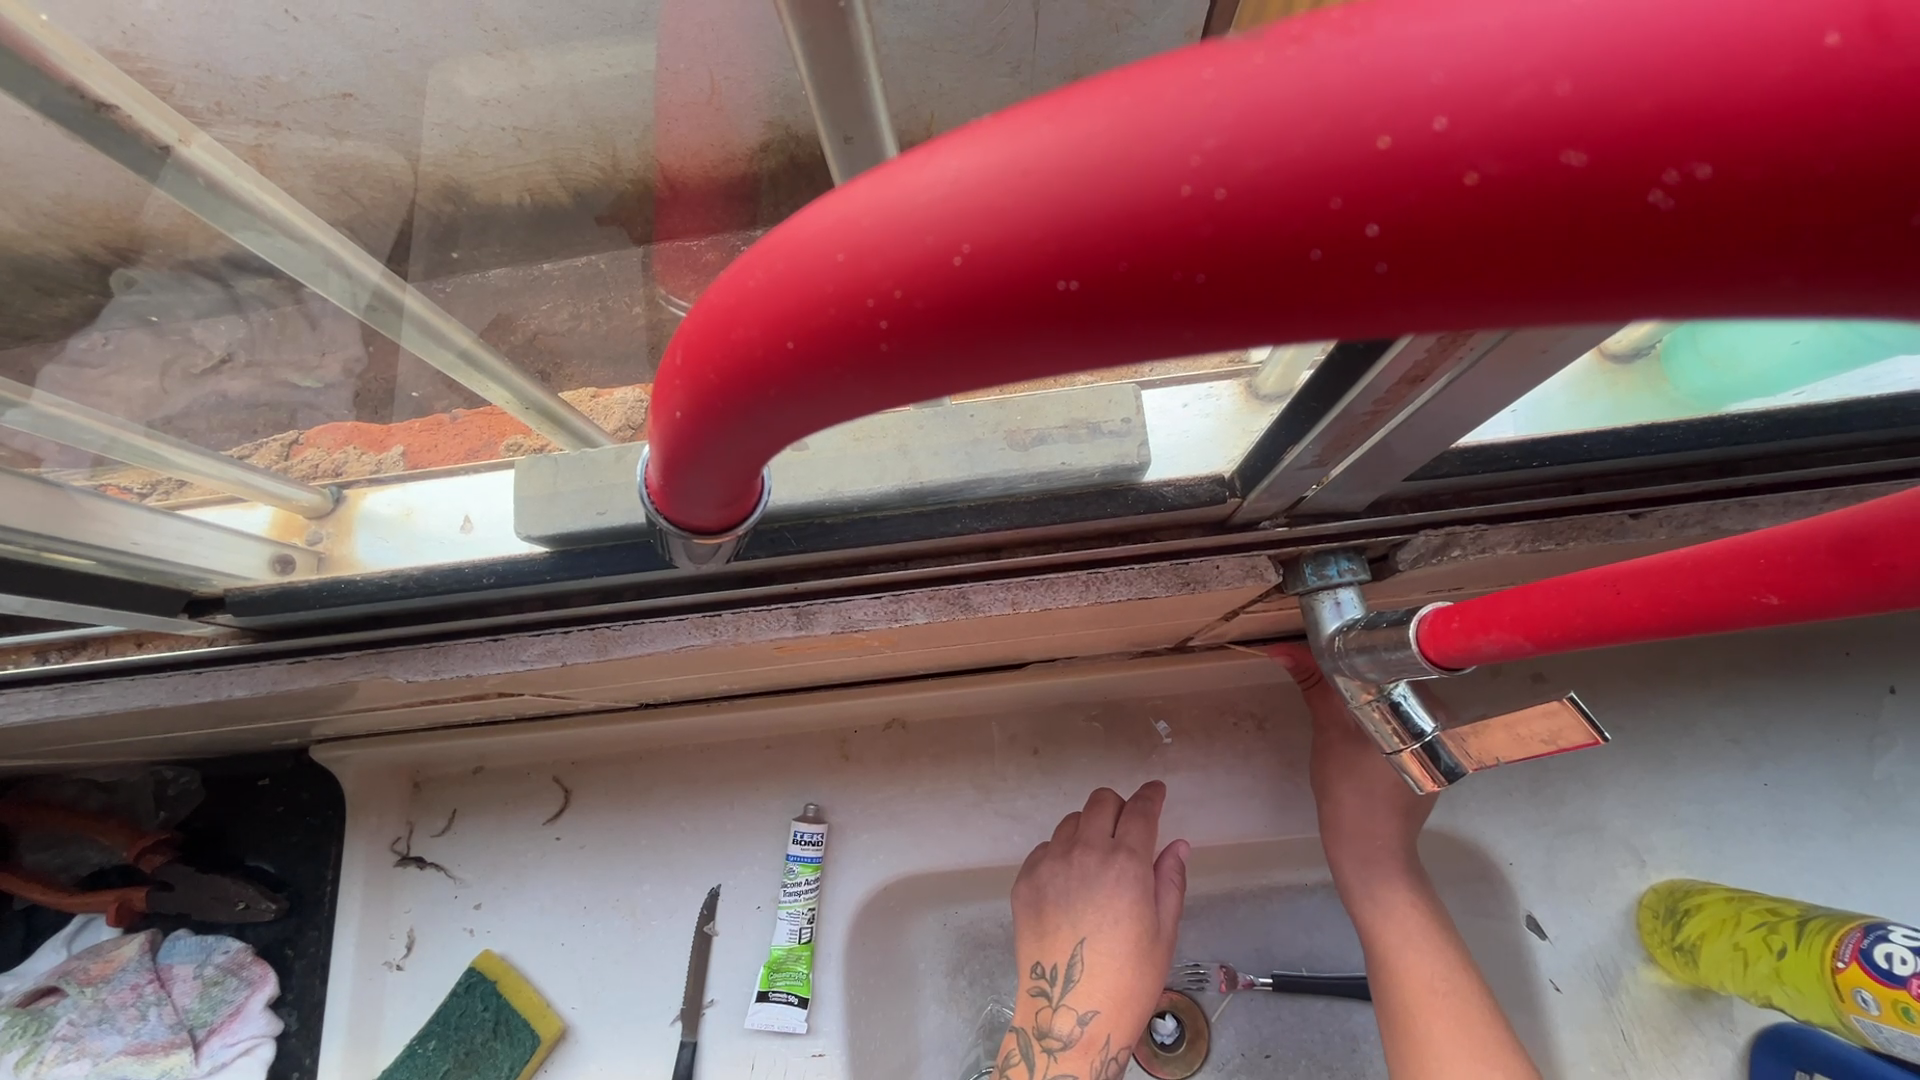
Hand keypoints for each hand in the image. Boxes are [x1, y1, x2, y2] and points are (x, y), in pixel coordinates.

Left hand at [997, 782, 1188, 1079]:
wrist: (1068, 1014)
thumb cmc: (1128, 979)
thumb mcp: (1163, 932)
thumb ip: (1170, 880)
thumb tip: (1177, 844)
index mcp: (1126, 863)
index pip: (1141, 810)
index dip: (1151, 795)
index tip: (1156, 790)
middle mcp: (1085, 852)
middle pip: (1100, 802)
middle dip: (1119, 806)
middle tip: (1128, 827)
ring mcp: (1050, 864)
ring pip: (1071, 822)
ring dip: (1089, 828)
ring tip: (1099, 859)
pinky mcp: (1025, 880)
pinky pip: (1046, 848)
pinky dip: (1063, 853)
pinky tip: (1072, 882)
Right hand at [1266, 644, 1435, 894]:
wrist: (1370, 850)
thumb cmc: (1352, 792)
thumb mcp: (1329, 732)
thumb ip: (1314, 686)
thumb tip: (1284, 649)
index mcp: (1429, 708)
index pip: (1394, 659)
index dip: (1357, 643)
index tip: (1325, 633)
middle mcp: (1442, 717)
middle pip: (1393, 673)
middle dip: (1355, 661)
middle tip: (1319, 650)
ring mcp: (1434, 736)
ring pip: (1392, 692)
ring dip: (1359, 682)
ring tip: (1327, 670)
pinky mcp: (1422, 749)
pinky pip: (1394, 712)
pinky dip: (1368, 704)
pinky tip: (1346, 703)